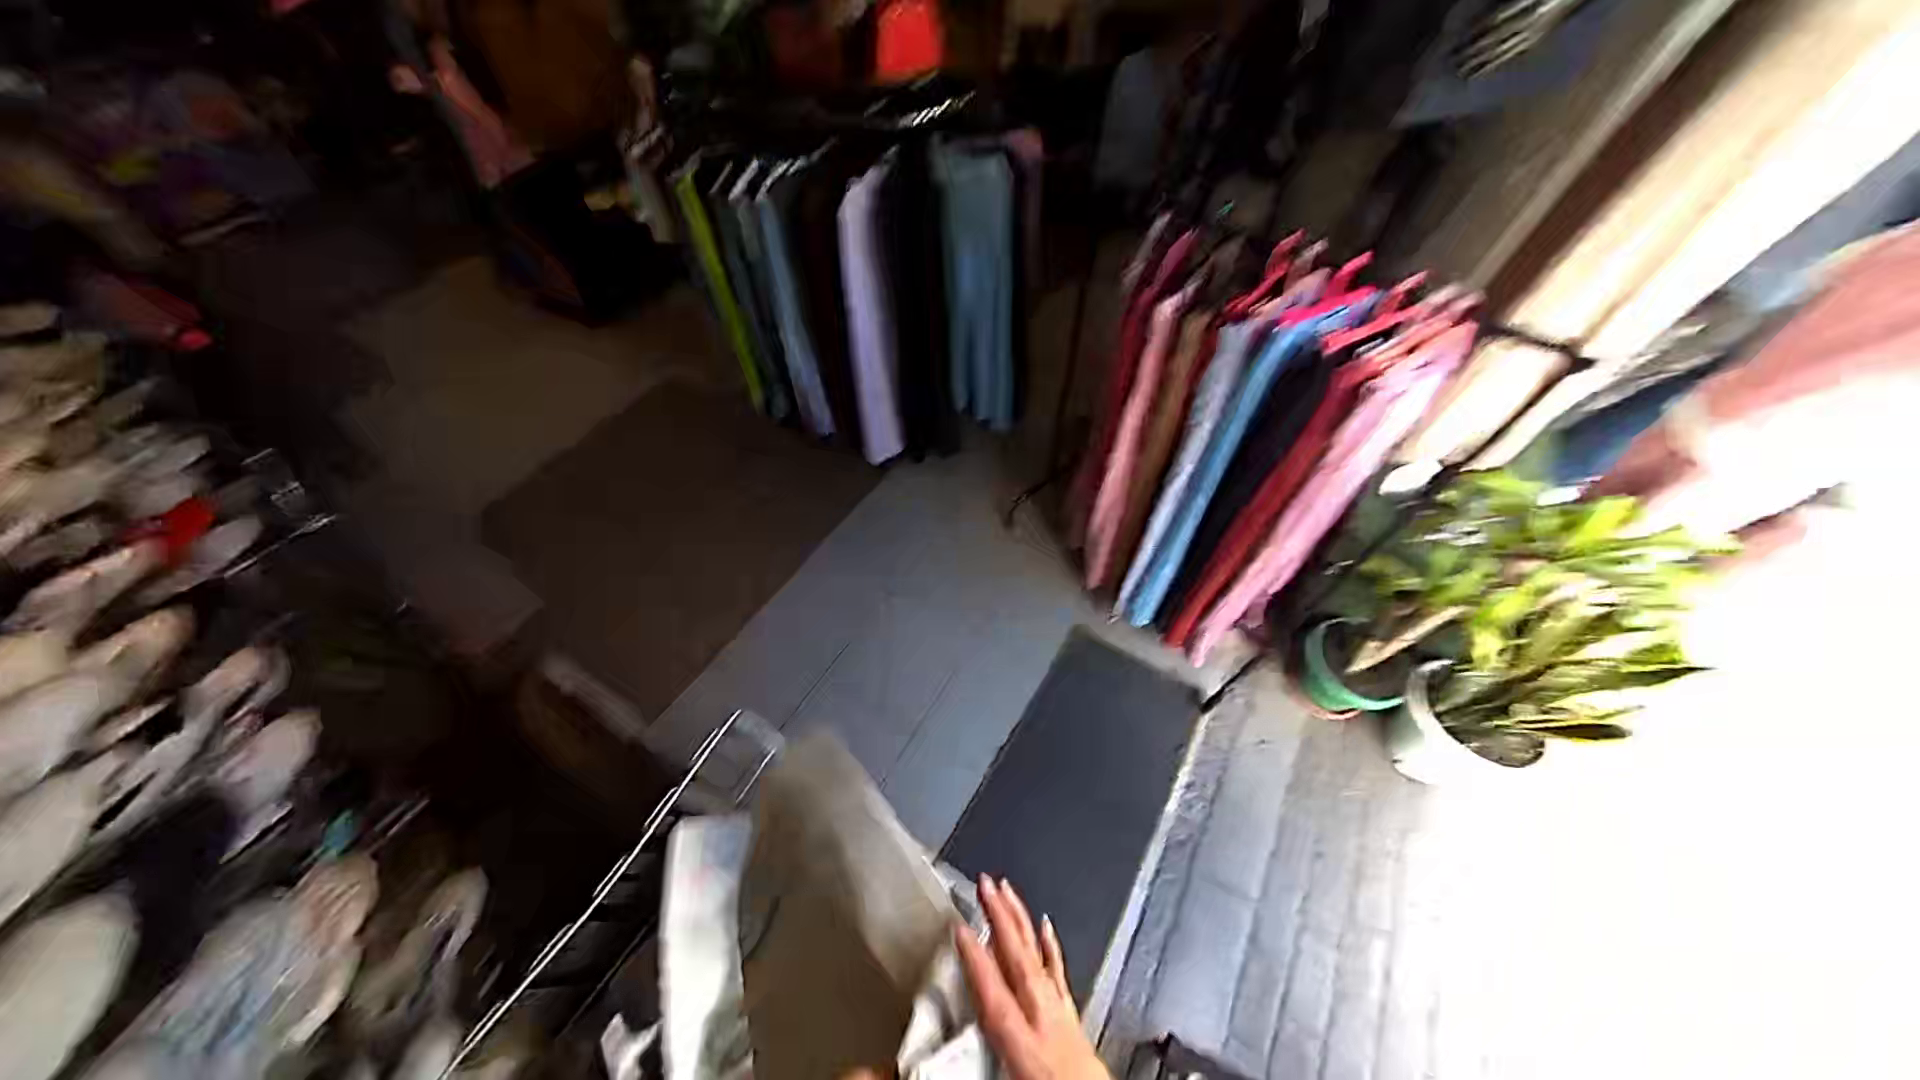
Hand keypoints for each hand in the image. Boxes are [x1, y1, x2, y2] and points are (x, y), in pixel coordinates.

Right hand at [955, 875, 1109, 1079]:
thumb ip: (980, 1069)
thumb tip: (952, 1065)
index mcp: (1027, 1051)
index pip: (995, 996)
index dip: (975, 959)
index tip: (959, 927)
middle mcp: (1046, 1025)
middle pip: (1020, 961)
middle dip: (1001, 919)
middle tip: (985, 884)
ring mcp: (1063, 1019)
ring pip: (1039, 958)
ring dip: (1021, 921)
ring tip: (1007, 890)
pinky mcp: (1073, 1023)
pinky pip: (1061, 976)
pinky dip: (1051, 947)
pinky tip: (1046, 925)